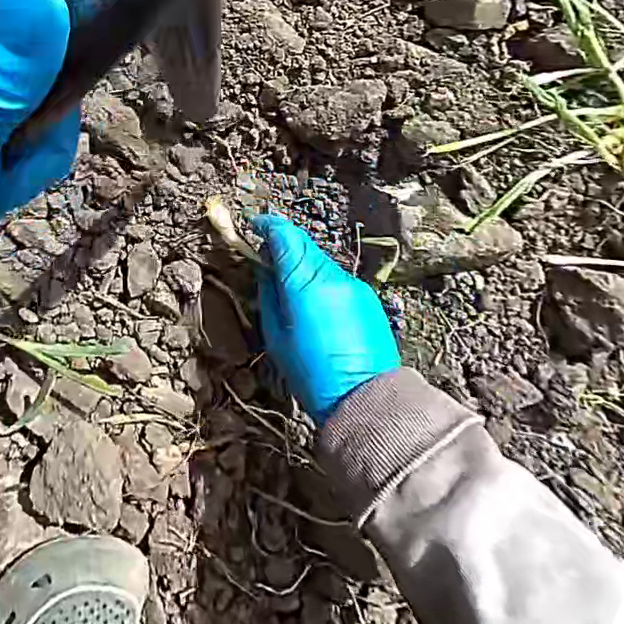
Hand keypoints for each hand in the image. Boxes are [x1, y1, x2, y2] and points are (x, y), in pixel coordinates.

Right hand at [251, 214, 399, 422]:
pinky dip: (322, 281)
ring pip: (321, 261)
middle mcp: (332, 277)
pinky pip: (337, 278)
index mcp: (306, 285)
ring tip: (291, 291)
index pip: (286, 238)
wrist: (365, 398)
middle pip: (304, 246)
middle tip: (267, 259)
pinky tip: (316, 305)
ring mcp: (353, 285)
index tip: (256, 224)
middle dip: (284, 247)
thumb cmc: (314, 376)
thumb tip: (264, 269)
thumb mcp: (277, 338)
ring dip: (304, 266)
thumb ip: (269, 295)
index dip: (268, 226)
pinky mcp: (367, 295)